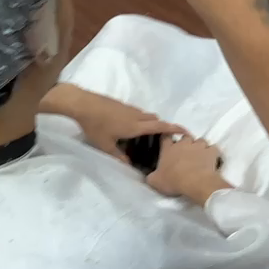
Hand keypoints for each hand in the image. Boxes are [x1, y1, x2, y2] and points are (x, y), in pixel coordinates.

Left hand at [41, 84, 180, 160]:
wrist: (82, 103)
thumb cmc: (94, 126)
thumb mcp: (105, 145)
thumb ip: (118, 156)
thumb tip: (129, 165)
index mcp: (135, 126)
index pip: (161, 127)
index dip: (175, 129)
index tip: (186, 132)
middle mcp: (136, 115)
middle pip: (155, 120)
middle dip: (162, 128)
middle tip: (161, 140)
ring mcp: (128, 108)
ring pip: (145, 115)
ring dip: (149, 123)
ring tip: (143, 136)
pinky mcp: (121, 104)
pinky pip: (136, 112)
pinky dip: (139, 119)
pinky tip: (127, 127)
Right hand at [146, 135, 229, 206]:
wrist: (195, 183)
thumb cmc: (173, 181)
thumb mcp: (155, 181)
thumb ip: (151, 176)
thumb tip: (148, 176)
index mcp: (168, 149)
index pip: (165, 136)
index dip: (166, 137)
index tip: (167, 141)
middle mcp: (183, 144)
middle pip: (185, 137)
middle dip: (186, 142)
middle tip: (186, 152)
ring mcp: (198, 146)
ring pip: (200, 140)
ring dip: (200, 146)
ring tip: (200, 155)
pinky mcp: (211, 152)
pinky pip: (213, 148)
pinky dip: (213, 152)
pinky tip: (212, 158)